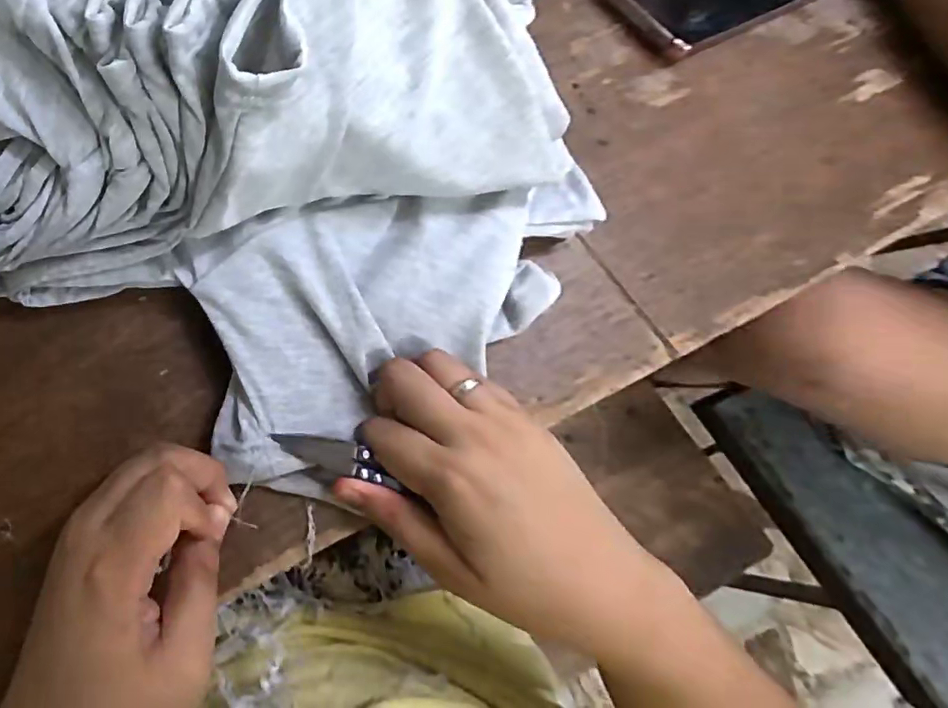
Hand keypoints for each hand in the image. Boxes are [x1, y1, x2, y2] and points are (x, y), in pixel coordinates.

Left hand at [2, 445, 236, 707]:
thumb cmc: (121, 703)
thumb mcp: (182, 662)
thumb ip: (201, 582)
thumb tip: (212, 521)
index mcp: (110, 560)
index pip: (166, 485)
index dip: (204, 502)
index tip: (218, 542)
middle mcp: (86, 526)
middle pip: (151, 459)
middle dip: (197, 472)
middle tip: (222, 512)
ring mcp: (73, 526)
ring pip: (135, 463)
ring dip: (177, 477)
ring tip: (203, 519)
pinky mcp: (71, 534)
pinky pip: (120, 485)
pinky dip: (155, 488)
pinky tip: (172, 523)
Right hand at [331, 350, 683, 661]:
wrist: (607, 583)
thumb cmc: (520, 587)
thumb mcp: (449, 568)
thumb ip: (393, 517)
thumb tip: (339, 480)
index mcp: (450, 477)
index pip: (381, 430)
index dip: (367, 442)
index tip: (376, 462)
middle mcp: (472, 433)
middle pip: (402, 375)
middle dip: (383, 393)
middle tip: (394, 425)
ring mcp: (502, 416)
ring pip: (437, 360)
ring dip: (417, 378)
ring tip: (423, 413)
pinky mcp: (525, 412)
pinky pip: (475, 374)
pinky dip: (453, 383)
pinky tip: (459, 417)